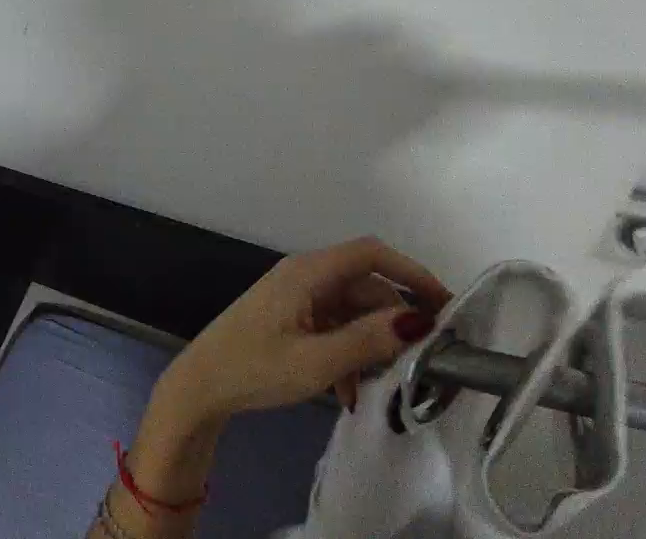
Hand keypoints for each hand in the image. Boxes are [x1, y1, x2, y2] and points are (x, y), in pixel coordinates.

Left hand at [156, 236, 451, 427]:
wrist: (201, 387)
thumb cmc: (254, 368)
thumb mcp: (317, 361)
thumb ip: (367, 340)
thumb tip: (417, 320)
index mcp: (308, 272)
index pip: (371, 253)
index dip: (411, 272)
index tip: (445, 306)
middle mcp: (304, 276)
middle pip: (365, 287)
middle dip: (394, 322)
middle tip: (419, 363)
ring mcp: (295, 297)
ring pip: (351, 311)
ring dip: (370, 345)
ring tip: (379, 386)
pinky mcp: (290, 318)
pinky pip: (333, 327)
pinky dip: (347, 353)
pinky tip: (348, 391)